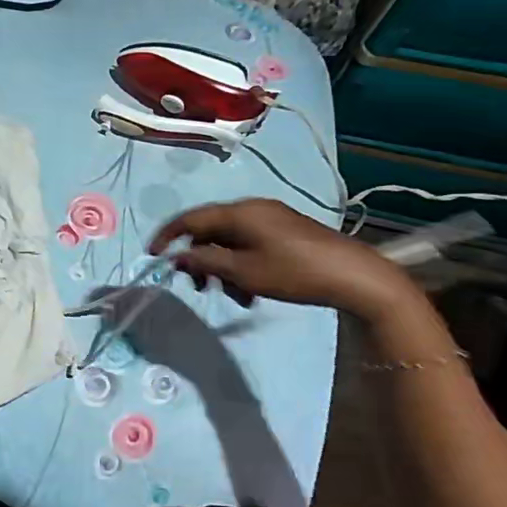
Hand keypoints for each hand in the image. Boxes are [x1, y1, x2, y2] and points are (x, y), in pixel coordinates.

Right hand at [149, 198, 420, 322]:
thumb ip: (205, 262)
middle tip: (200, 288)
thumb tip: (178, 256)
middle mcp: (251, 208)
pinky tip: (252, 292)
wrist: (353, 276)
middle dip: (200, 260)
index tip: (153, 256)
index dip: (168, 236)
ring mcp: (270, 218)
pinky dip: (241, 266)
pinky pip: (249, 245)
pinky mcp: (284, 231)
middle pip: (210, 231)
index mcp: (238, 213)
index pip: (190, 218)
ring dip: (223, 269)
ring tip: (235, 297)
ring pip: (229, 241)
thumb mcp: (243, 272)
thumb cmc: (293, 272)